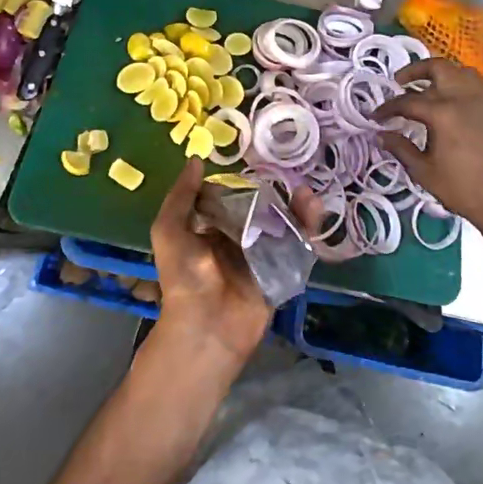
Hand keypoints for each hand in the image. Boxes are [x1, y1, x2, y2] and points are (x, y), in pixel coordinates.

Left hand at [149, 159, 289, 369]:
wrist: (208, 324)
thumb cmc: (185, 275)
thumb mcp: (169, 230)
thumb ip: (182, 195)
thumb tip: (196, 159)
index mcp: (214, 228)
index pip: (234, 197)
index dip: (245, 180)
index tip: (260, 160)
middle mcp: (241, 238)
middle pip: (264, 207)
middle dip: (276, 190)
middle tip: (289, 172)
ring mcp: (265, 253)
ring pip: (286, 222)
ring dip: (297, 204)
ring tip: (305, 191)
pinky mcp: (285, 268)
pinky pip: (301, 242)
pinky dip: (309, 224)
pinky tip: (313, 207)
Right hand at [373, 58, 482, 237]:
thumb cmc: (459, 188)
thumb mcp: (422, 171)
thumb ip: (400, 148)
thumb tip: (381, 135)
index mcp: (443, 113)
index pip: (408, 101)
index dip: (388, 108)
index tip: (376, 116)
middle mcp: (464, 98)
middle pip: (438, 68)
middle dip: (415, 71)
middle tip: (399, 83)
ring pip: (460, 72)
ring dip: (441, 74)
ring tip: (427, 87)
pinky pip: (474, 86)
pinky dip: (457, 85)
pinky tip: (449, 104)